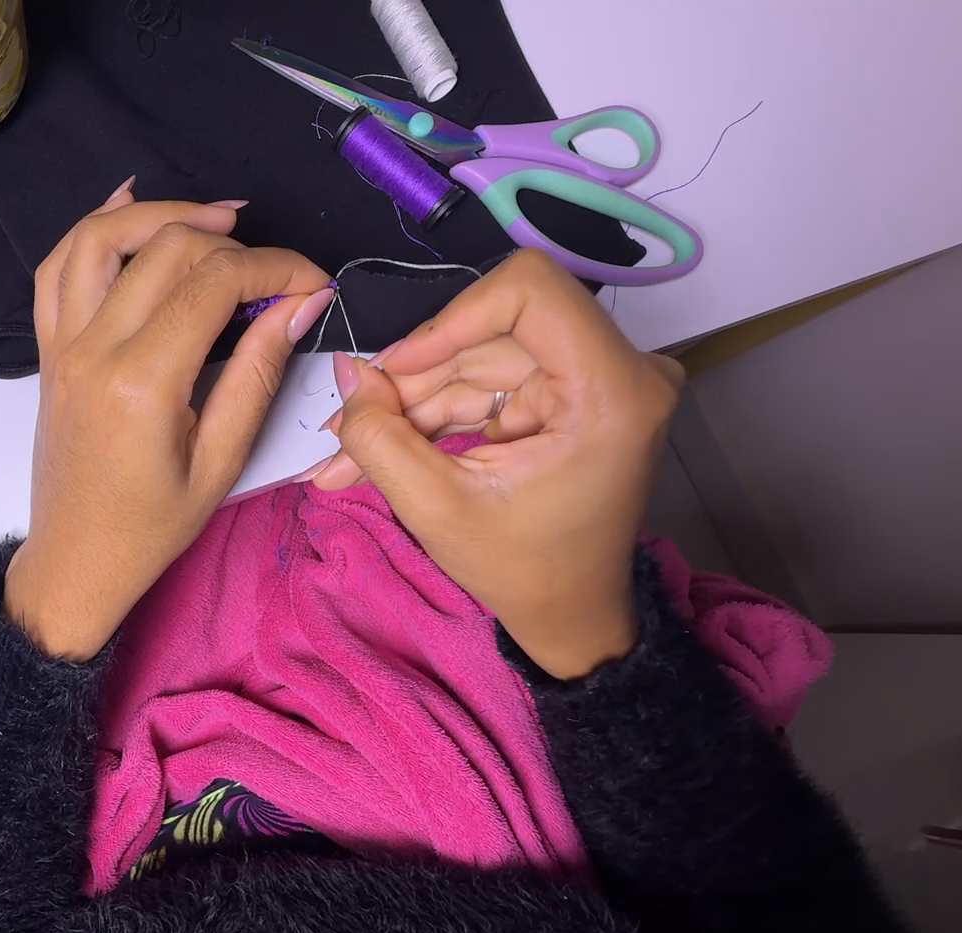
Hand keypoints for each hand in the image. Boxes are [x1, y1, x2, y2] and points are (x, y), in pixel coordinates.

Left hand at [4, 183, 335, 659]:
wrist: (77, 559)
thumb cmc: (150, 527)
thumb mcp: (220, 463)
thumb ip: (257, 375)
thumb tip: (300, 304)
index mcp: (143, 382)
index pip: (214, 284)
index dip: (275, 268)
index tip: (311, 282)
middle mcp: (94, 349)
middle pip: (165, 249)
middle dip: (232, 244)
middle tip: (271, 272)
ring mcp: (62, 346)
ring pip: (100, 239)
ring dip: (161, 214)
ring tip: (215, 223)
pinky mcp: (48, 352)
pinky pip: (56, 270)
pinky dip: (93, 229)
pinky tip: (129, 205)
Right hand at [313, 251, 682, 677]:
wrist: (567, 611)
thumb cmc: (518, 570)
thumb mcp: (434, 507)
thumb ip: (377, 437)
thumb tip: (344, 371)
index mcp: (610, 390)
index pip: (527, 291)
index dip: (447, 320)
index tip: (390, 371)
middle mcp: (617, 369)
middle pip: (489, 333)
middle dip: (411, 380)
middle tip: (348, 427)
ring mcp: (593, 379)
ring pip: (477, 358)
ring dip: (409, 403)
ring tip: (352, 451)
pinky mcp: (568, 393)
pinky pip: (486, 382)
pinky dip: (432, 413)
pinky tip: (387, 446)